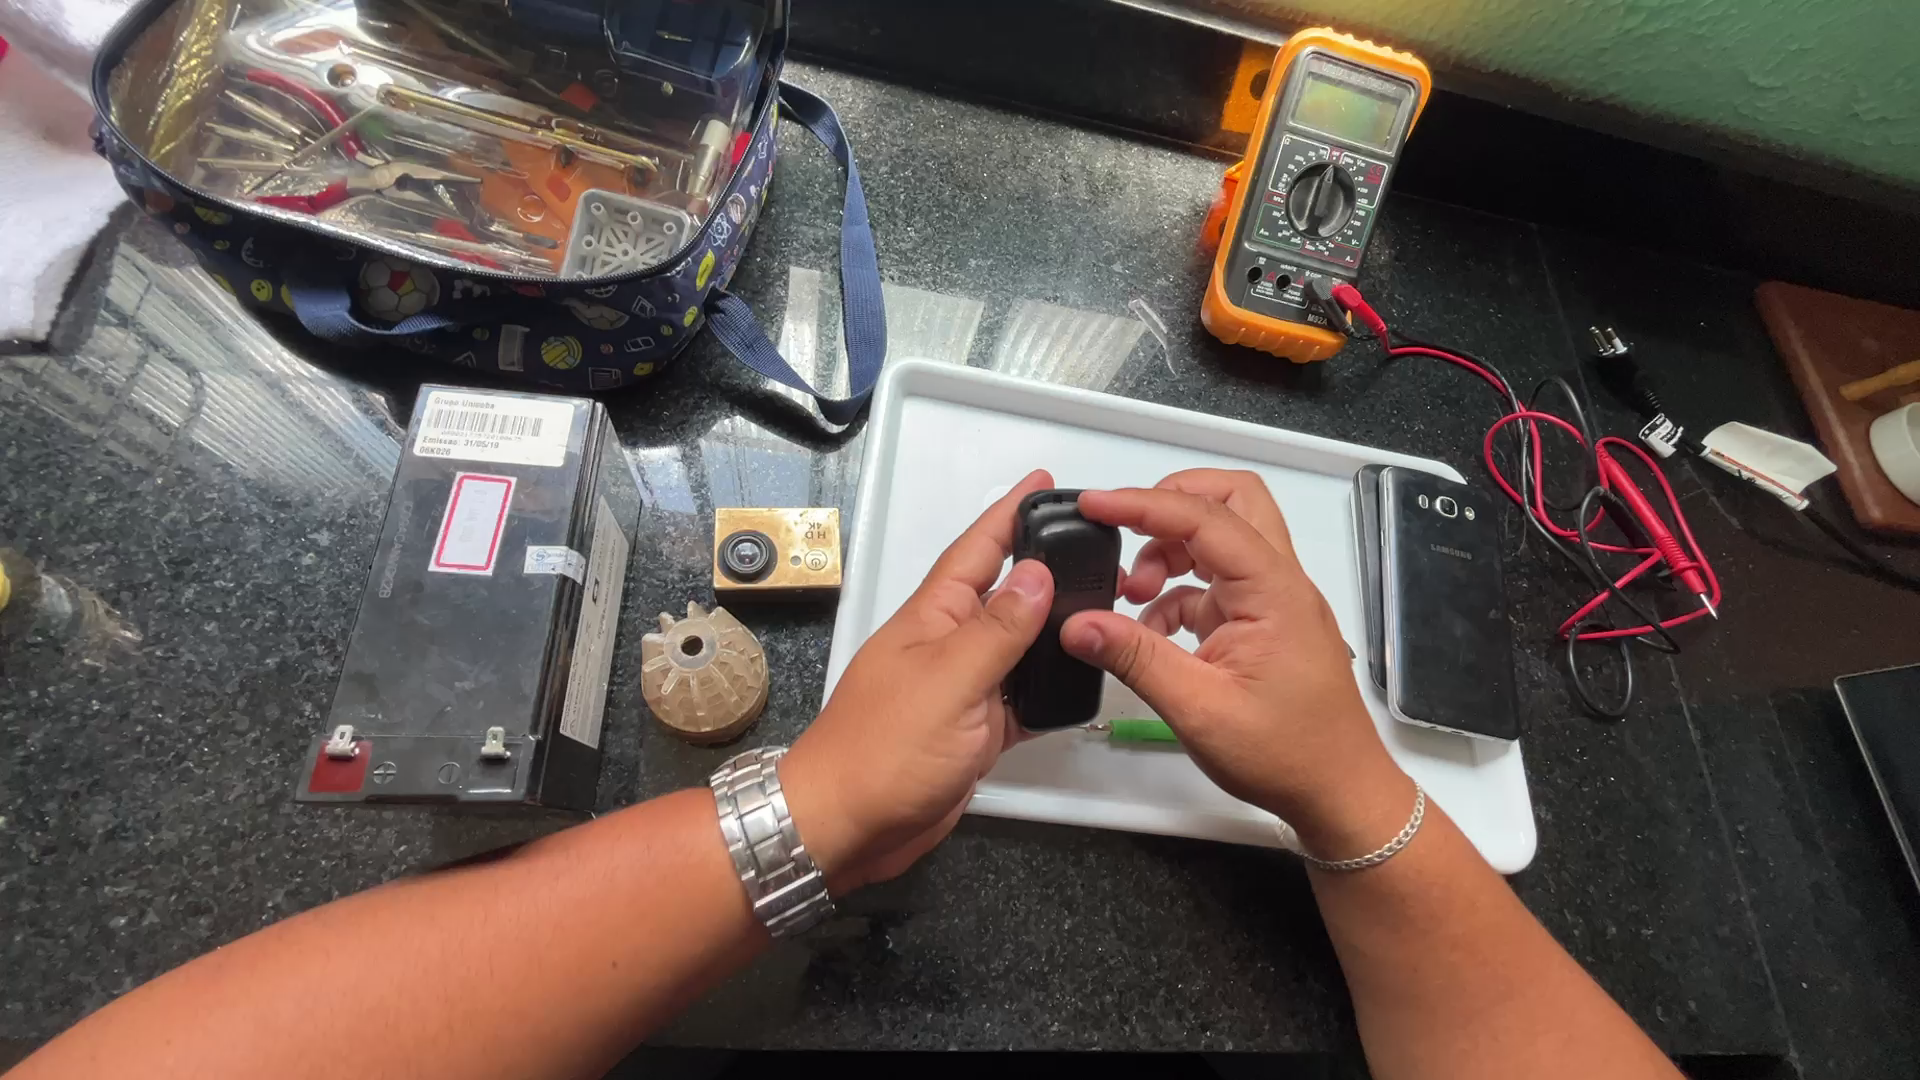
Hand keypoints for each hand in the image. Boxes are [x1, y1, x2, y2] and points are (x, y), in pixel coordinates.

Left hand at [780, 470, 1056, 893]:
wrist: (847, 826)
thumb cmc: (887, 747)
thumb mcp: (948, 680)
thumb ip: (997, 630)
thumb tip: (1036, 572)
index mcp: (935, 616)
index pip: (978, 549)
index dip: (1009, 513)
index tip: (1043, 481)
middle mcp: (949, 643)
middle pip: (1003, 592)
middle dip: (1040, 562)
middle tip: (1088, 544)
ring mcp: (962, 687)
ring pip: (1016, 645)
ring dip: (1050, 626)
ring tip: (1096, 605)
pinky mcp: (973, 729)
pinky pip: (1019, 698)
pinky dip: (1046, 689)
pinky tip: (1075, 683)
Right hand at [1059, 469, 1414, 858]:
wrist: (1338, 794)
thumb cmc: (1286, 754)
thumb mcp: (1198, 708)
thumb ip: (1135, 657)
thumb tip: (1076, 624)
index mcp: (1272, 590)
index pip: (1205, 518)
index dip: (1144, 504)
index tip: (1094, 504)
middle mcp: (1278, 581)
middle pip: (1232, 499)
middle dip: (1172, 501)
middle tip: (1125, 527)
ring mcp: (1270, 600)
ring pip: (1220, 537)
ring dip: (1169, 550)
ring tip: (1131, 593)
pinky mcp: (1259, 621)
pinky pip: (1211, 584)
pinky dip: (1173, 594)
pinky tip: (1149, 632)